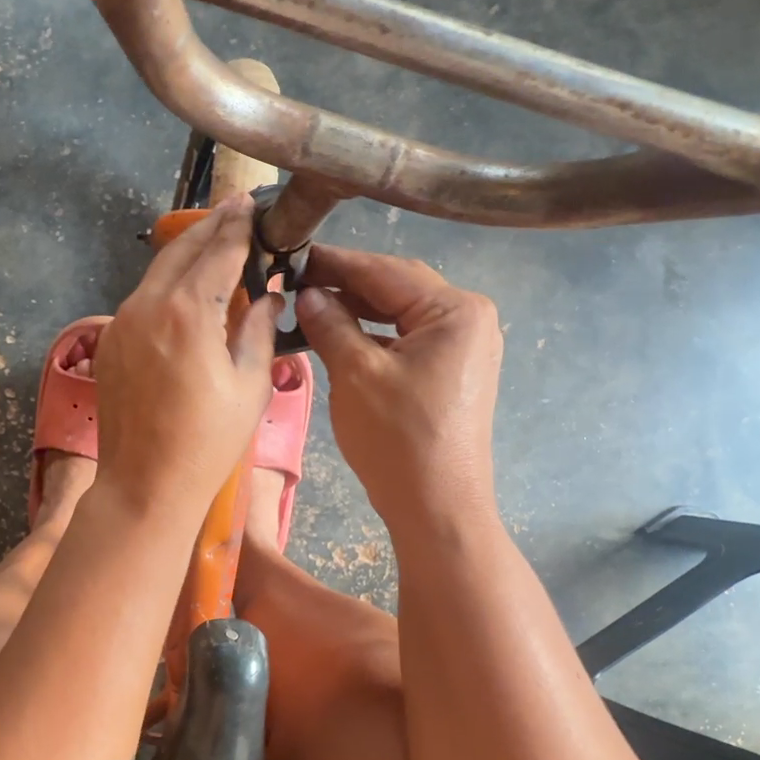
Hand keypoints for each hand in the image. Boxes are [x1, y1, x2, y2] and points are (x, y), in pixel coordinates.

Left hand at [94, 193, 280, 519]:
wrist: (143, 484)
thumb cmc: (206, 442)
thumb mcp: (249, 386)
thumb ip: (258, 330)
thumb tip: (269, 297)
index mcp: (186, 311)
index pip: (218, 251)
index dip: (238, 226)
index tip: (252, 206)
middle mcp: (146, 306)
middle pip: (179, 250)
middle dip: (209, 228)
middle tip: (235, 212)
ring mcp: (120, 324)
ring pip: (156, 273)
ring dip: (184, 255)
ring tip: (213, 243)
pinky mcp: (109, 344)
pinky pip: (141, 300)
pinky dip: (165, 285)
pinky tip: (184, 290)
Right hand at [295, 246, 502, 528]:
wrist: (435, 505)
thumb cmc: (397, 438)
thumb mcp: (355, 374)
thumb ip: (330, 324)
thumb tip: (307, 293)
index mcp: (455, 310)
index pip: (385, 271)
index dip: (334, 262)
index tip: (291, 254)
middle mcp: (468, 319)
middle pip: (396, 287)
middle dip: (344, 283)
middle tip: (292, 280)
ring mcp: (463, 347)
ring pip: (398, 314)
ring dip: (354, 309)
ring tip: (306, 305)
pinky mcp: (451, 372)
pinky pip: (404, 339)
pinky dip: (369, 335)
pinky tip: (334, 334)